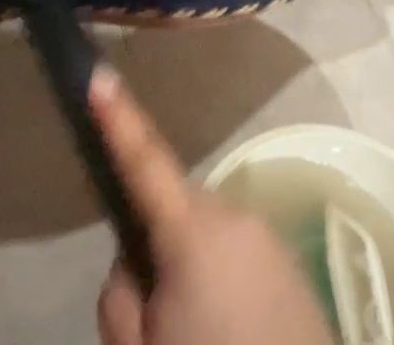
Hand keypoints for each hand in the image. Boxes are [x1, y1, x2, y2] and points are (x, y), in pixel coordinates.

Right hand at [89, 70, 335, 344]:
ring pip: (202, 240)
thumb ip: (123, 295)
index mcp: (194, 233)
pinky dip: (222, 286)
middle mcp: (236, 220)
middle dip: (154, 249)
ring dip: (189, 273)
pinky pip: (235, 260)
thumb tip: (140, 269)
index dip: (118, 118)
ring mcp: (271, 244)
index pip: (144, 162)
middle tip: (154, 321)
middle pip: (170, 211)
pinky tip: (231, 335)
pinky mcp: (294, 272)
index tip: (99, 75)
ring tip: (194, 336)